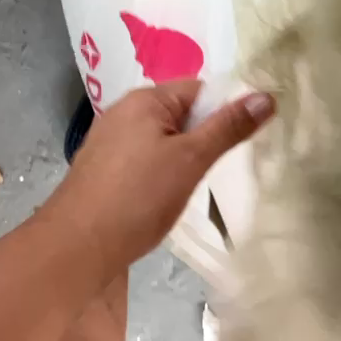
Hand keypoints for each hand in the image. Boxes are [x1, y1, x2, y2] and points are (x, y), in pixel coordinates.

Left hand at [38, 81, 273, 282]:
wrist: (73, 250)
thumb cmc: (137, 198)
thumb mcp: (191, 160)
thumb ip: (228, 127)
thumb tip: (267, 96)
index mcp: (145, 98)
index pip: (199, 90)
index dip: (221, 113)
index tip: (235, 144)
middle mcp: (124, 110)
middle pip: (180, 113)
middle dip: (200, 139)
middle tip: (211, 171)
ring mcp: (108, 140)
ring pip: (161, 138)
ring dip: (178, 159)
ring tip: (185, 189)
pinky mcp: (100, 168)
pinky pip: (141, 157)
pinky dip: (156, 173)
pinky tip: (158, 200)